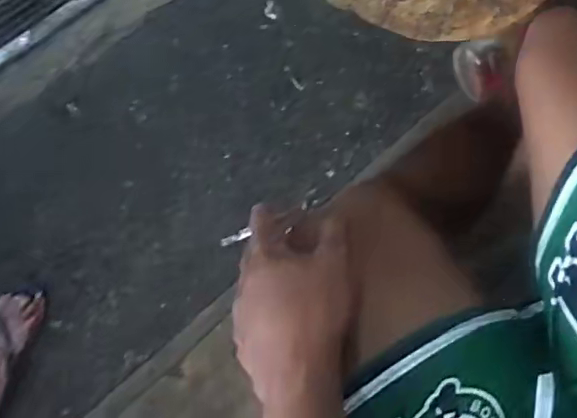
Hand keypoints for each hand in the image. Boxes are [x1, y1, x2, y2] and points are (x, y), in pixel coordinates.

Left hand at [233, 204, 352, 410]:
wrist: (297, 370)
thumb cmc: (318, 306)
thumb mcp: (335, 261)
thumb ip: (331, 234)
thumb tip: (327, 213)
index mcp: (264, 264)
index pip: (262, 231)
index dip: (267, 216)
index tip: (265, 205)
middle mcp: (245, 288)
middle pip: (255, 259)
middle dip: (271, 244)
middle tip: (290, 234)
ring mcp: (241, 317)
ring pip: (256, 285)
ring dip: (272, 272)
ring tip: (295, 268)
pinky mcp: (246, 341)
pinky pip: (258, 308)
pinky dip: (271, 296)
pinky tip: (290, 304)